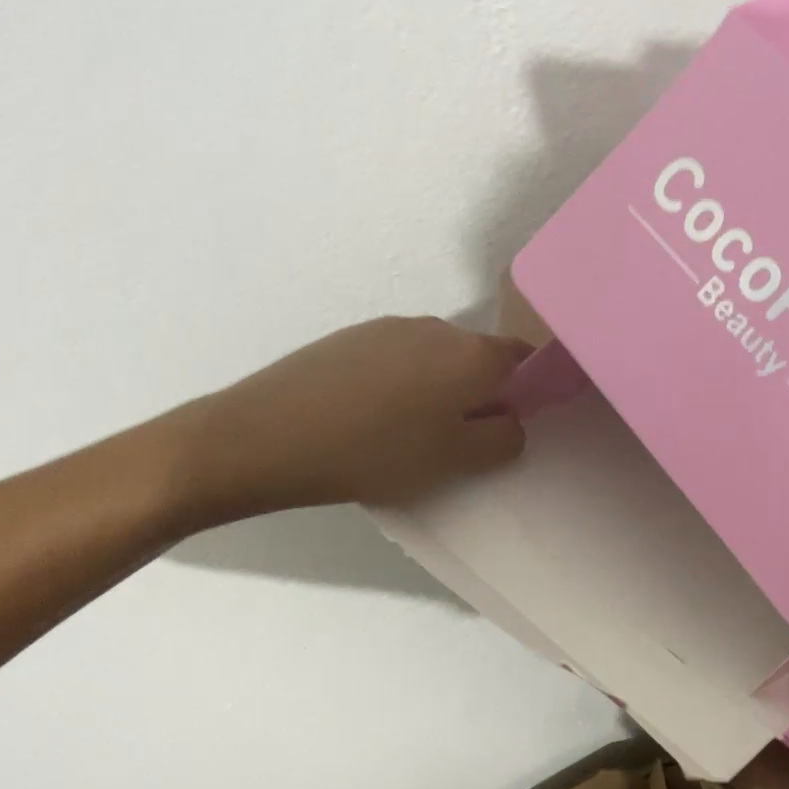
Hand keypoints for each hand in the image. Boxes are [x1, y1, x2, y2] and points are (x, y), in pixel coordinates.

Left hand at [170, 317, 532, 521]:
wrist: (260, 438)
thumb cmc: (375, 453)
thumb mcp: (455, 461)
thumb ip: (504, 439)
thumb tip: (510, 419)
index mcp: (474, 355)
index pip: (526, 359)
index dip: (527, 390)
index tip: (507, 424)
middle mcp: (440, 328)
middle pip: (481, 357)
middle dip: (481, 391)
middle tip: (458, 438)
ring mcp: (390, 327)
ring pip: (438, 357)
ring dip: (439, 387)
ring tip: (407, 431)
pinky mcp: (351, 336)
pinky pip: (399, 357)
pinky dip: (401, 382)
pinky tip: (370, 417)